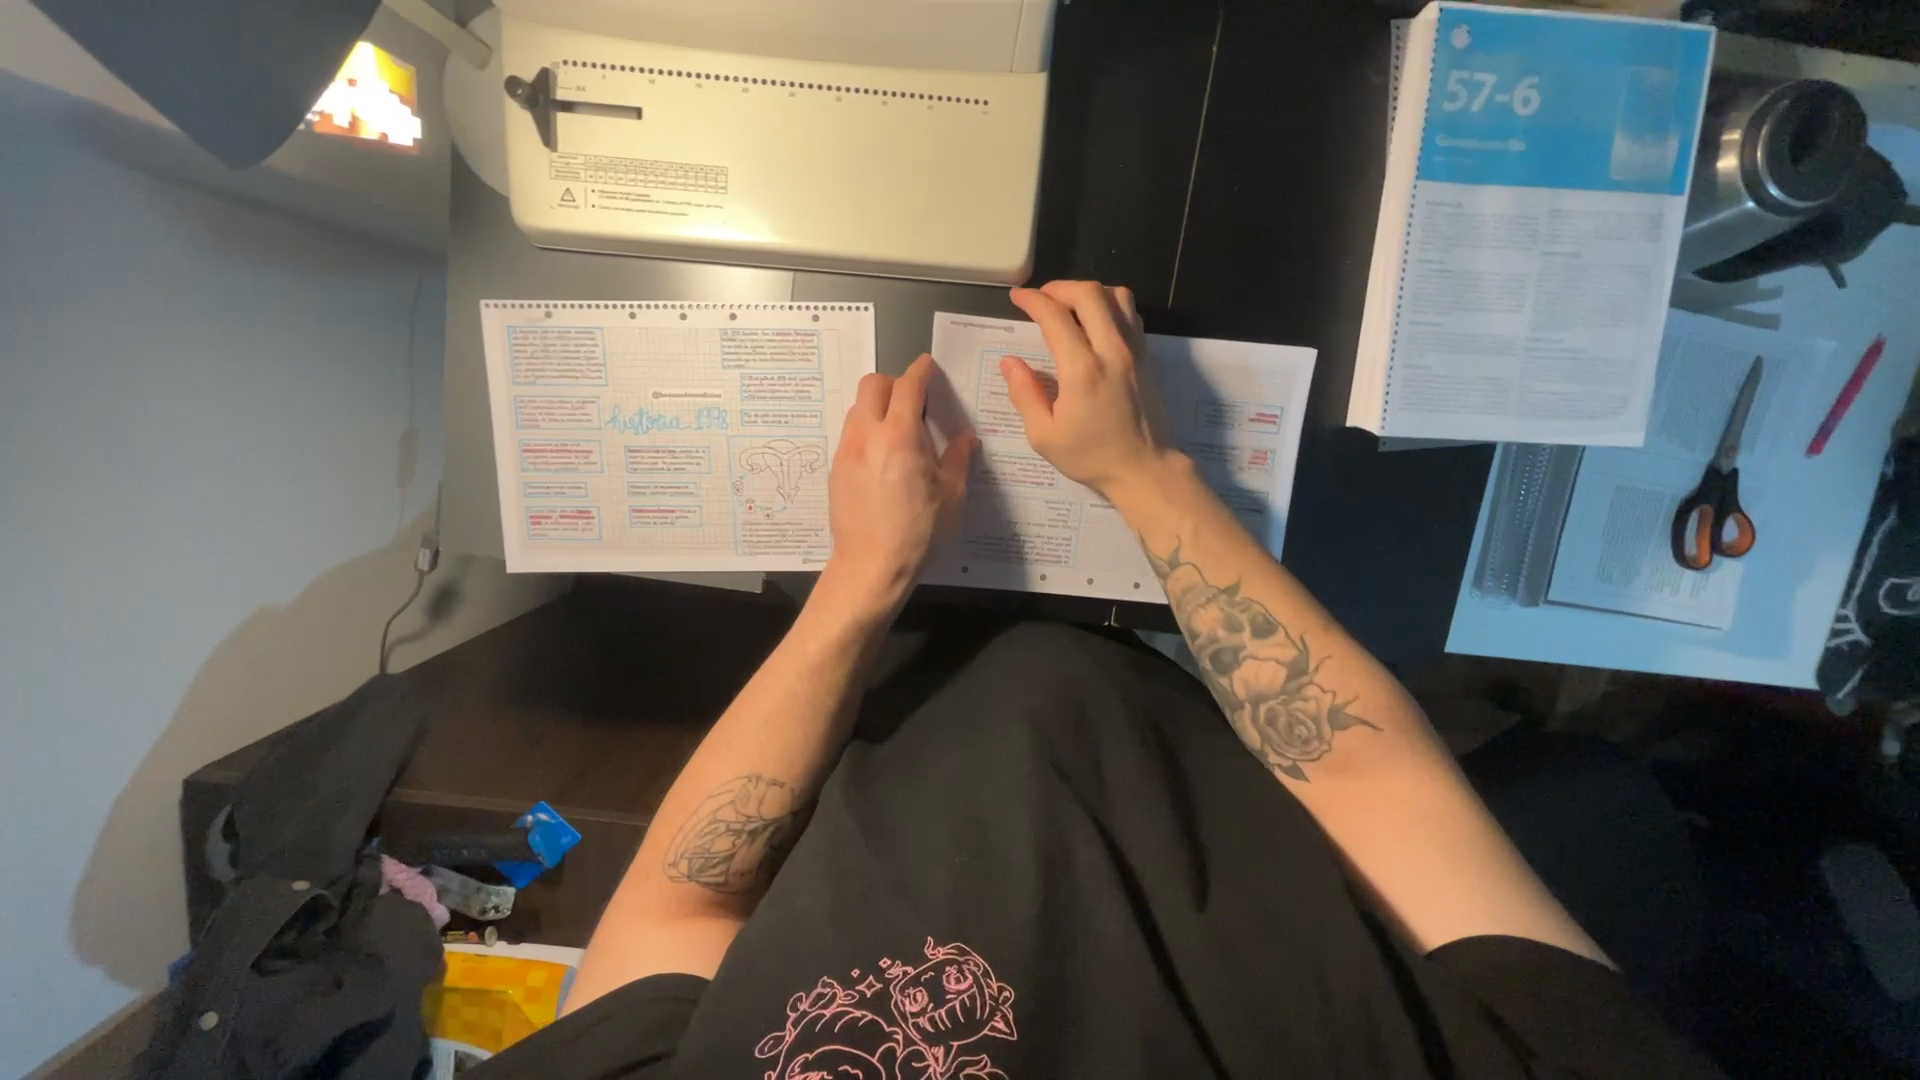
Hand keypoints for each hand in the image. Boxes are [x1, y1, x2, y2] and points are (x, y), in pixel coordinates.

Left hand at [824, 354, 976, 609]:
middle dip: (893, 383)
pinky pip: (850, 435)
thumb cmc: (918, 533)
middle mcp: (867, 436)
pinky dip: (866, 431)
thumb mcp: (951, 496)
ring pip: (857, 409)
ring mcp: (846, 452)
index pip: (908, 386)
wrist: (871, 566)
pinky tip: (882, 457)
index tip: (928, 366)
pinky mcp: (836, 470)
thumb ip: (958, 459)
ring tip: (898, 429)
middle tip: (913, 399)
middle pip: (872, 385)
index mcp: (900, 437)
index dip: (920, 371)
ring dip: (877, 406)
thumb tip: (966, 437)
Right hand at [1003, 281, 1169, 499]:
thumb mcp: (1044, 436)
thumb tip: (1010, 363)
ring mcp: (1134, 350)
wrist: (1143, 469)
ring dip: (1089, 293)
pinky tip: (1096, 323)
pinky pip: (1131, 314)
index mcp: (1081, 369)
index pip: (1054, 316)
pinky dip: (1111, 306)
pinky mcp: (1146, 357)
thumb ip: (1025, 395)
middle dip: (1060, 287)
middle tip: (1042, 298)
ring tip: (1070, 306)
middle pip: (1089, 294)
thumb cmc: (1091, 456)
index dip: (1032, 300)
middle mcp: (1111, 350)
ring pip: (1117, 296)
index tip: (1017, 298)